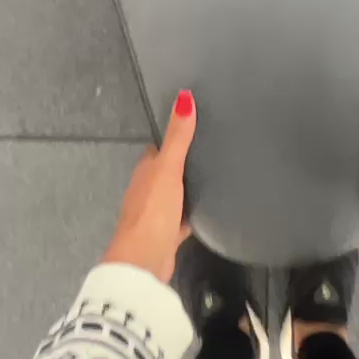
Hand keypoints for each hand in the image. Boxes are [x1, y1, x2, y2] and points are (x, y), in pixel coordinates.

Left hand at [101, 90, 196, 280]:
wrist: (144, 262)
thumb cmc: (153, 210)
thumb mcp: (168, 168)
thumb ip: (178, 136)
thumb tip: (184, 96)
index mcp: (145, 172)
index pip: (159, 149)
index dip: (174, 139)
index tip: (194, 129)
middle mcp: (146, 191)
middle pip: (166, 172)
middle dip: (183, 164)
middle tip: (210, 153)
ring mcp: (155, 215)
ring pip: (173, 196)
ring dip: (187, 189)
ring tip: (214, 179)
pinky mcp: (166, 236)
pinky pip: (181, 220)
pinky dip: (192, 215)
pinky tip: (209, 213)